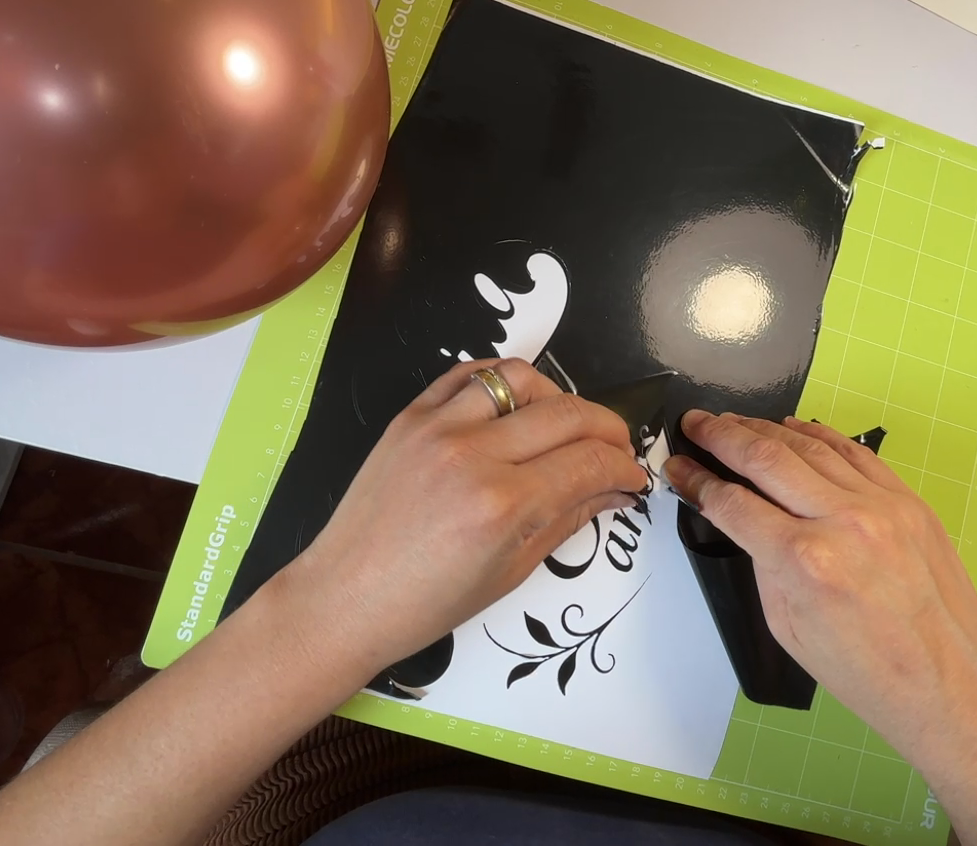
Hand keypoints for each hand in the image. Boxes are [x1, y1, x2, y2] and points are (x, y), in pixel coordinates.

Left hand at [271, 359, 646, 677]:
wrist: (345, 597)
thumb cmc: (429, 602)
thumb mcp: (512, 570)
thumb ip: (569, 518)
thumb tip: (616, 490)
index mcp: (502, 504)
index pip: (588, 462)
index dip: (623, 467)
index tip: (631, 477)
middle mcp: (473, 454)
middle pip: (566, 413)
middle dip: (608, 430)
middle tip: (616, 449)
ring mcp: (437, 427)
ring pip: (520, 377)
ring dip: (558, 396)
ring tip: (564, 424)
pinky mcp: (410, 415)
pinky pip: (467, 374)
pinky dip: (501, 379)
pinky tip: (515, 402)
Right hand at [665, 412, 976, 845]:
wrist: (952, 690)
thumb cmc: (863, 674)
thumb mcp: (787, 625)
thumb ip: (763, 560)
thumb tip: (744, 516)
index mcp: (803, 561)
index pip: (732, 503)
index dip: (697, 481)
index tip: (677, 466)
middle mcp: (840, 520)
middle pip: (764, 458)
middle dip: (721, 435)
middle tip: (695, 422)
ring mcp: (880, 504)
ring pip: (807, 446)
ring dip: (762, 428)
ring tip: (732, 421)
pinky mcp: (908, 499)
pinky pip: (852, 451)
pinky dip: (815, 434)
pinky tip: (788, 427)